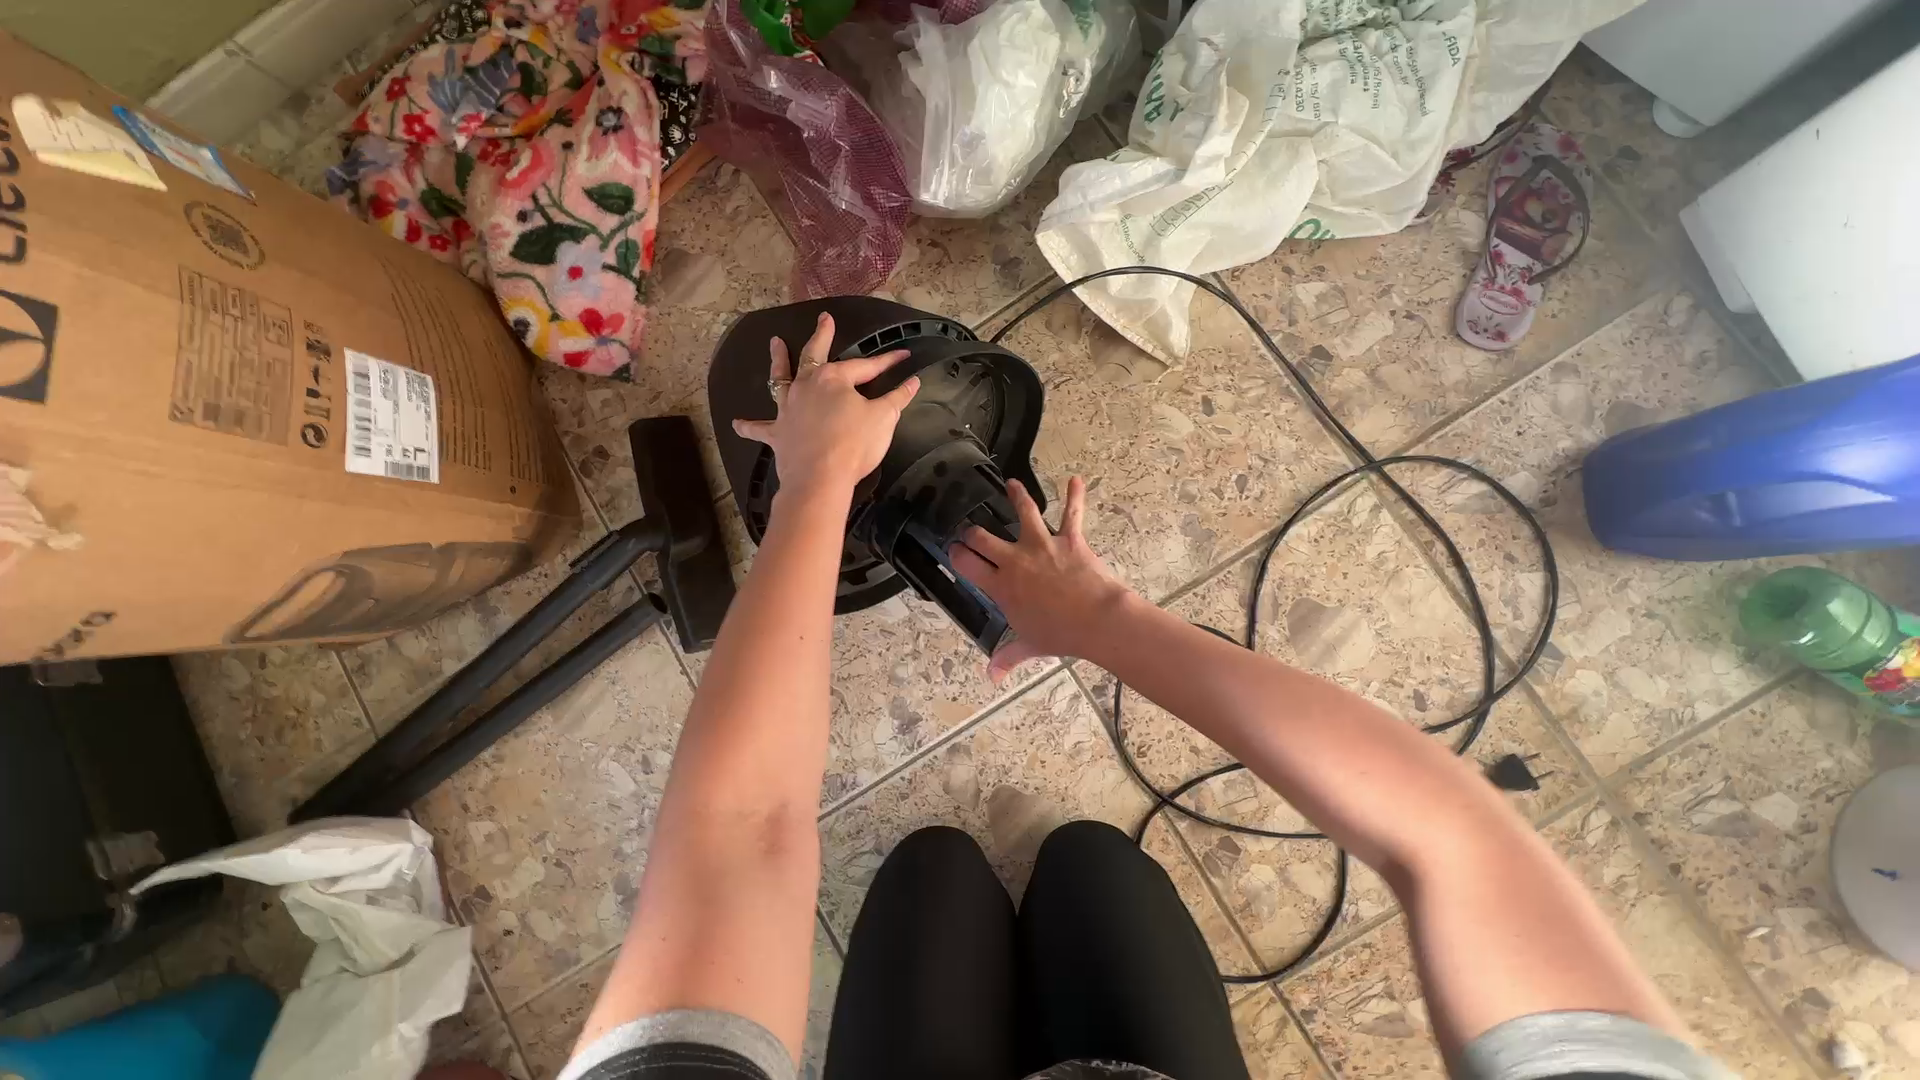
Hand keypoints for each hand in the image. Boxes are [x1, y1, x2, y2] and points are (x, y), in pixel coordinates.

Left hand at [732, 312, 920, 497]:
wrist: (820, 478)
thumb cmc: (854, 444)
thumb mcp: (884, 419)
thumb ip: (897, 399)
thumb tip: (913, 382)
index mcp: (833, 378)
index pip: (866, 366)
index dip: (886, 362)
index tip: (902, 357)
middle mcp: (806, 386)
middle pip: (813, 355)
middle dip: (821, 336)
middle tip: (823, 319)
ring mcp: (788, 408)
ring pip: (780, 379)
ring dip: (777, 361)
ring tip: (774, 344)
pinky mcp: (777, 433)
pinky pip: (759, 428)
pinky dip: (749, 426)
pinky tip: (737, 423)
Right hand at [949, 476, 1133, 683]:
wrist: (1096, 621)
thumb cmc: (1061, 635)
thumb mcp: (1030, 646)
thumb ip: (1007, 657)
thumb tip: (992, 676)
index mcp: (1001, 586)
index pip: (967, 565)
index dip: (957, 555)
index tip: (953, 550)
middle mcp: (1015, 560)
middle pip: (983, 538)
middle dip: (972, 532)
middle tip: (969, 530)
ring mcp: (1042, 545)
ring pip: (1024, 512)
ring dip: (1017, 496)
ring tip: (1012, 484)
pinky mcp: (1069, 539)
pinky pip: (1072, 512)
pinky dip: (1075, 495)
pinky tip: (1075, 480)